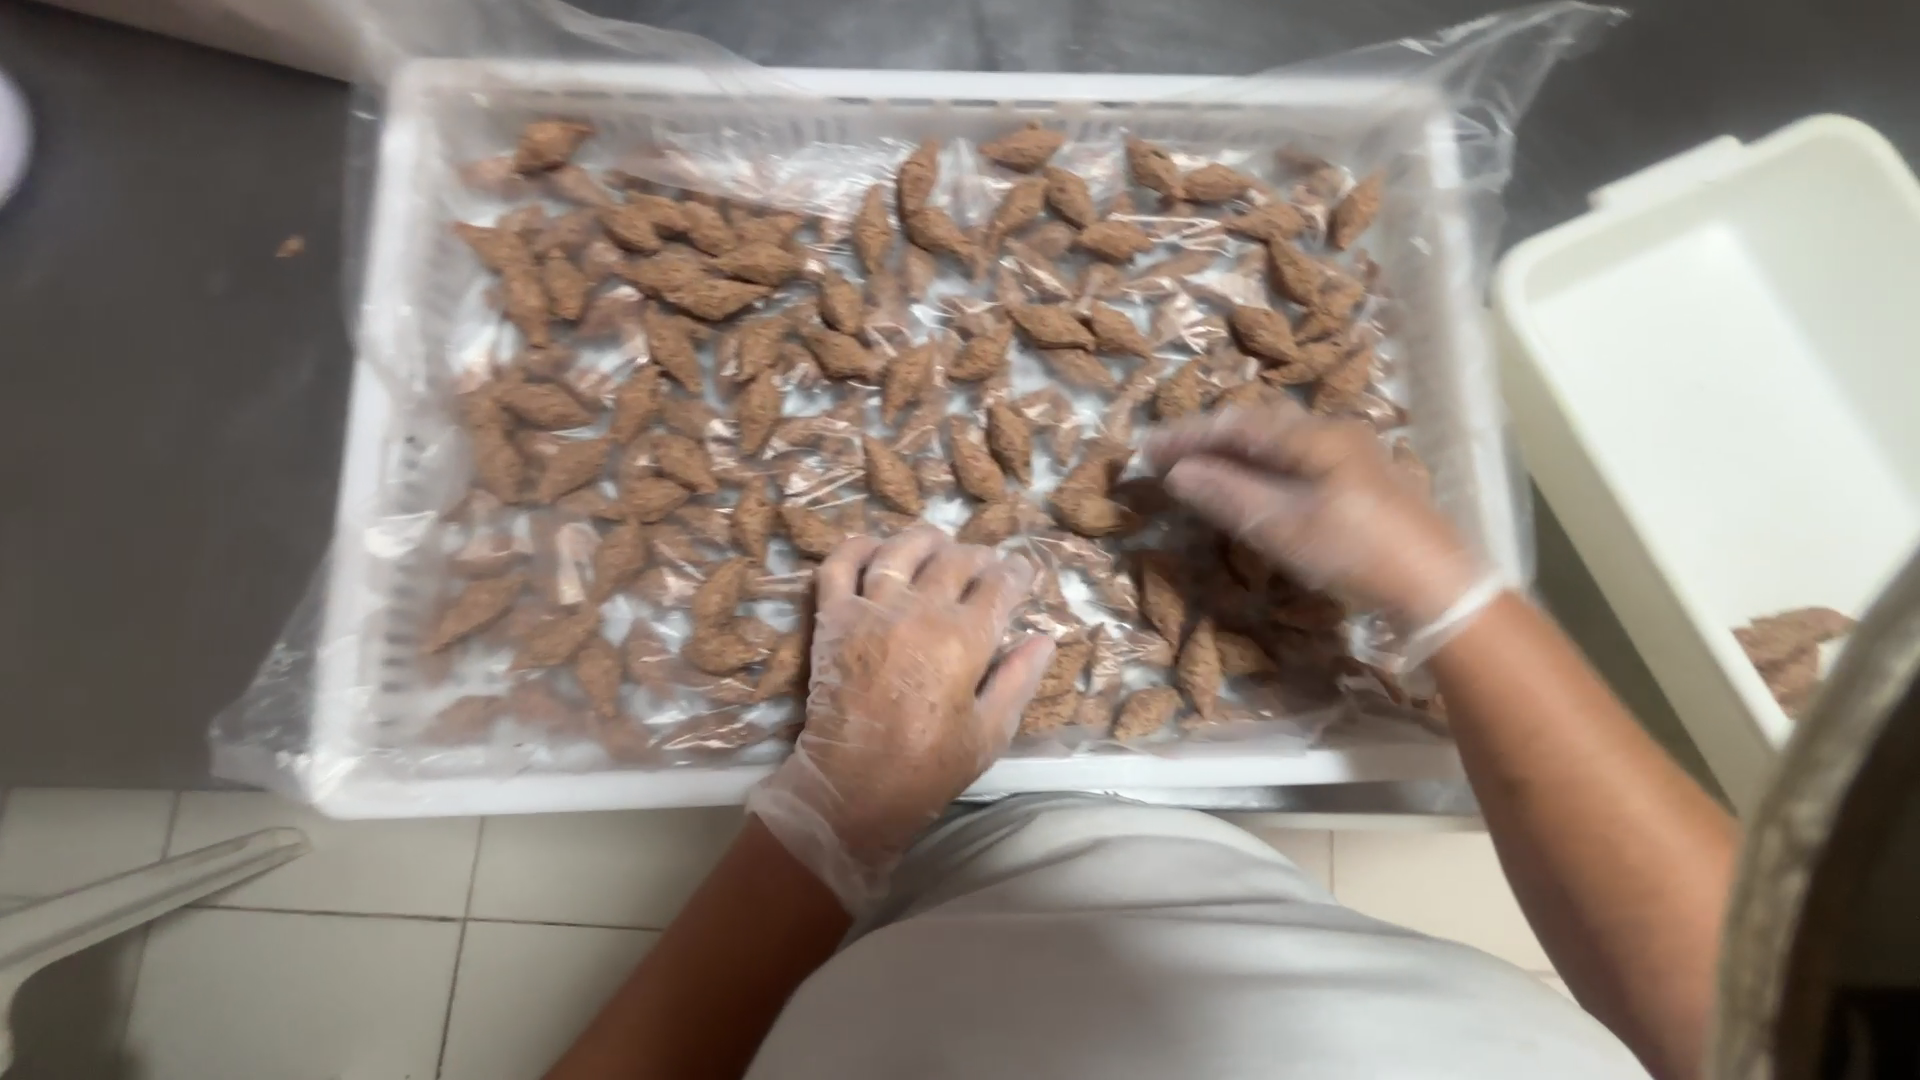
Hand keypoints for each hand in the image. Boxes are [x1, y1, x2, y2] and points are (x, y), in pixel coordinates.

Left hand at [745, 526, 1055, 910]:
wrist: (851, 789)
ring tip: (939, 543)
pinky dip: (857, 547)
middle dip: (979, 556)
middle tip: (986, 565)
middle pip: (956, 560)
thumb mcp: (990, 733)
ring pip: (901, 550)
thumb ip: (1019, 680)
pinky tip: (877, 547)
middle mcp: (918, 612)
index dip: (1017, 573)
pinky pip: (839, 565)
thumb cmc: (928, 768)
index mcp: (963, 640)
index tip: (1022, 573)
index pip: (999, 585)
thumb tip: (1045, 639)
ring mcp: (870, 609)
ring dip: (926, 539)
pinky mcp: (832, 618)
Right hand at [1142, 401, 1496, 642]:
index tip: (1146, 447)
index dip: (1187, 435)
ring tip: (1194, 465)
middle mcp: (1332, 432)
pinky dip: (1256, 464)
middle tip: (1164, 455)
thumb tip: (1177, 472)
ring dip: (1230, 450)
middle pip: (1255, 424)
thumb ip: (1228, 495)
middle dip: (1205, 438)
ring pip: (1275, 440)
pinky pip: (1292, 456)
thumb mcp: (1284, 528)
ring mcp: (1348, 452)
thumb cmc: (1358, 553)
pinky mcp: (1356, 476)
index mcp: (1315, 436)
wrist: (1439, 586)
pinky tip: (1243, 481)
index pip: (1235, 425)